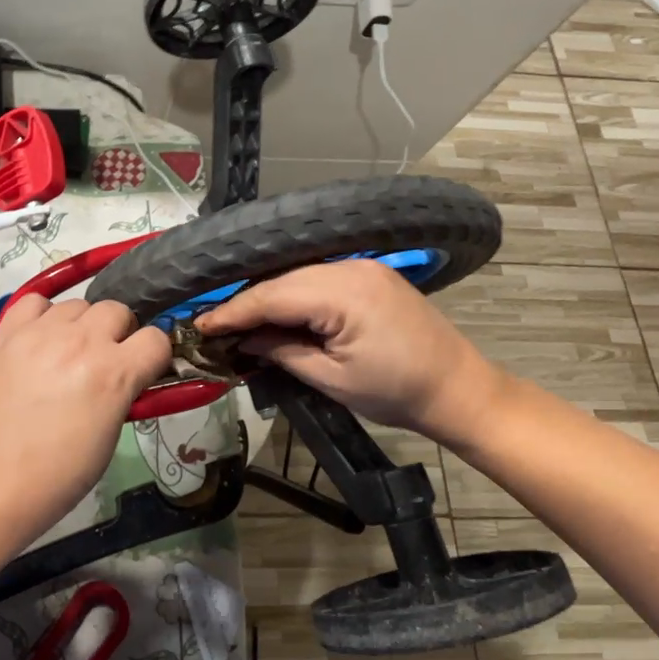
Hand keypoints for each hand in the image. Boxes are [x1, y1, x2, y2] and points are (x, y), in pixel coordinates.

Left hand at [0, 296, 172, 547]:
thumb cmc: (53, 480)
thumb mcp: (106, 441)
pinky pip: (35, 302)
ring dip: (82, 325)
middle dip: (120, 334)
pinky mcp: (5, 333)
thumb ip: (122, 396)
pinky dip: (43, 316)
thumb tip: (127, 378)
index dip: (154, 356)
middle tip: (105, 362)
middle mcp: (80, 341)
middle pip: (117, 311)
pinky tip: (38, 340)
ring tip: (67, 354)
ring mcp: (39, 333)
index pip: (156, 339)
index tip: (144, 371)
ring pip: (78, 304)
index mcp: (113, 374)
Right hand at [193, 260, 505, 444]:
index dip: (232, 311)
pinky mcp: (370, 273)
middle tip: (212, 326)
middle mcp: (351, 267)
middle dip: (246, 302)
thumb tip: (241, 338)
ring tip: (236, 320)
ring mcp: (363, 266)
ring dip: (268, 297)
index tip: (199, 326)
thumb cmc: (396, 393)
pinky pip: (319, 277)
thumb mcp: (332, 379)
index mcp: (343, 291)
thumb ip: (282, 351)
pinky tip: (276, 310)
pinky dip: (293, 294)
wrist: (460, 390)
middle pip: (282, 279)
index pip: (272, 295)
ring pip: (298, 275)